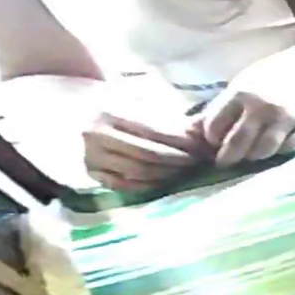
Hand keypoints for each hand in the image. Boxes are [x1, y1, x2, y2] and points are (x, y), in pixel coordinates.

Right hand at [83, 112, 203, 190]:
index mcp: (109, 113)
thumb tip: (205, 130)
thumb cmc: (139, 115)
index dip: (181, 140)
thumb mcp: (155, 109)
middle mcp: (93, 134)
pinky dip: (151, 184)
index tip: (200, 145)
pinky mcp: (93, 174)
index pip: (153, 131)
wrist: (106, 125)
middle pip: (147, 154)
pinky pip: (126, 186)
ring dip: (168, 172)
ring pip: (138, 171)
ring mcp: (90, 155)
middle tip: (197, 160)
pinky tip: (167, 179)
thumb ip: (177, 120)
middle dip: (178, 159)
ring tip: (185, 168)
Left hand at [192, 88, 294, 167]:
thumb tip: (192, 130)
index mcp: (240, 94)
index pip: (214, 127)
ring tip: (251, 157)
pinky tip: (277, 148)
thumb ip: (223, 107)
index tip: (215, 143)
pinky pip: (291, 148)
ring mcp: (288, 117)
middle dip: (228, 157)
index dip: (211, 139)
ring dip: (254, 157)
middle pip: (237, 143)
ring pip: (264, 150)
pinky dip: (281, 151)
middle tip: (227, 163)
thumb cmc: (274, 77)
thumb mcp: (243, 85)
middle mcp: (263, 107)